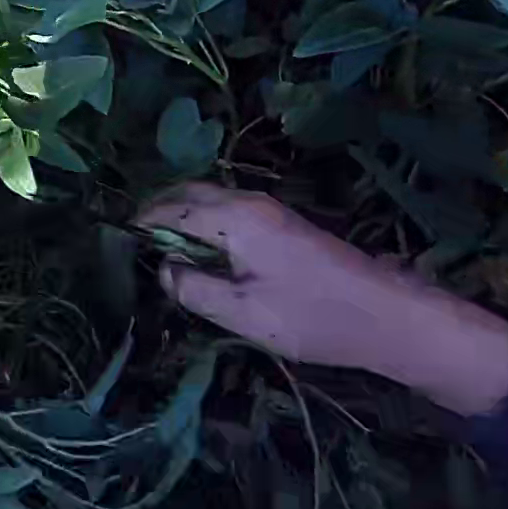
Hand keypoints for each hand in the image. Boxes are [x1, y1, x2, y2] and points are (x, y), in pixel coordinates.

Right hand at [136, 183, 507, 416]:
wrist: (385, 314)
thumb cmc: (312, 317)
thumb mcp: (246, 315)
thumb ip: (196, 289)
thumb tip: (163, 270)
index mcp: (236, 219)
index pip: (175, 208)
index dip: (145, 220)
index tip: (121, 234)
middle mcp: (248, 201)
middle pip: (190, 191)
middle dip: (158, 206)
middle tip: (135, 234)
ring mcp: (266, 206)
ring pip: (208, 194)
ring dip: (180, 209)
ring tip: (160, 239)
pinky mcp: (278, 218)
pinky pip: (225, 204)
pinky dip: (201, 214)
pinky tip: (198, 242)